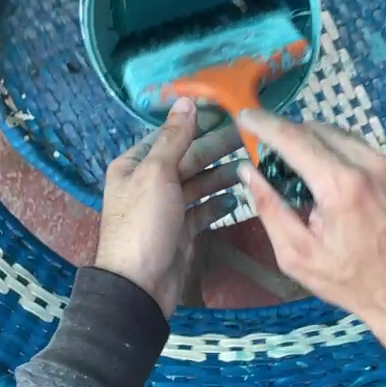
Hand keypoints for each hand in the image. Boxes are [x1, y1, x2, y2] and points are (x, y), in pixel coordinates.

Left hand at [96, 99, 241, 317]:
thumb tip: (187, 101)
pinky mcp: (181, 231)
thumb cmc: (144, 224)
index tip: (229, 112)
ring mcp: (166, 208)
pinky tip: (238, 198)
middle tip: (249, 137)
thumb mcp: (157, 174)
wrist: (140, 285)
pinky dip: (218, 204)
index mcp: (134, 165)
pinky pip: (202, 210)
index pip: (169, 136)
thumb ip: (174, 138)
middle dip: (216, 148)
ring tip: (251, 165)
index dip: (197, 124)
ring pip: (198, 184)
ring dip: (222, 175)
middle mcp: (148, 183)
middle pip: (187, 159)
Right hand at [236, 109, 385, 356]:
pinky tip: (323, 174)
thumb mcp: (299, 256)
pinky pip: (356, 145)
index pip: (294, 138)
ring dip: (310, 140)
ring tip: (292, 165)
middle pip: (315, 129)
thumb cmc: (353, 282)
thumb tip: (248, 172)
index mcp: (340, 185)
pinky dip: (333, 149)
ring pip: (337, 133)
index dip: (264, 123)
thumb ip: (270, 209)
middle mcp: (367, 164)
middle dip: (286, 133)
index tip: (244, 116)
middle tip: (265, 150)